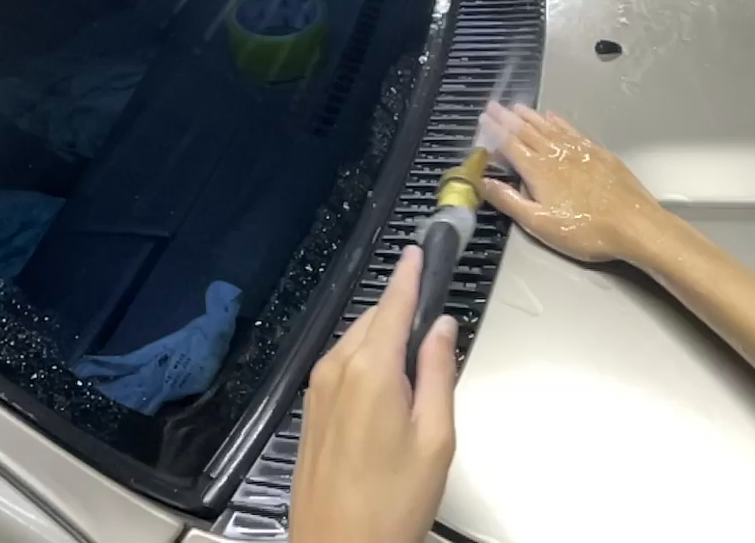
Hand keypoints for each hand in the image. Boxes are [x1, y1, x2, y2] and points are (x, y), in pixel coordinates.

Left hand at [290, 245, 457, 542]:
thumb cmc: (391, 503)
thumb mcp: (435, 437)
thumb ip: (439, 371)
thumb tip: (442, 327)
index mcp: (370, 369)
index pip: (393, 303)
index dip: (409, 274)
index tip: (418, 251)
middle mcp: (337, 367)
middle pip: (376, 319)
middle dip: (402, 310)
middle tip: (432, 321)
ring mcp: (319, 386)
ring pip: (358, 338)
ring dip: (385, 336)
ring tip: (414, 367)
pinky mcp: (312, 405)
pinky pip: (343, 361)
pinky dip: (367, 357)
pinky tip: (386, 387)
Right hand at [474, 103, 668, 263]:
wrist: (635, 225)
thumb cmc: (585, 230)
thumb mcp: (540, 224)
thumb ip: (508, 200)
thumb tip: (482, 182)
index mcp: (538, 170)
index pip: (510, 144)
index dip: (494, 130)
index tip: (483, 118)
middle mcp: (555, 153)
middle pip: (526, 130)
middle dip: (507, 117)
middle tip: (494, 105)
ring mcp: (578, 150)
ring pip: (548, 126)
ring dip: (530, 115)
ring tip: (517, 106)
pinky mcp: (597, 152)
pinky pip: (571, 130)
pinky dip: (559, 121)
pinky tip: (553, 116)